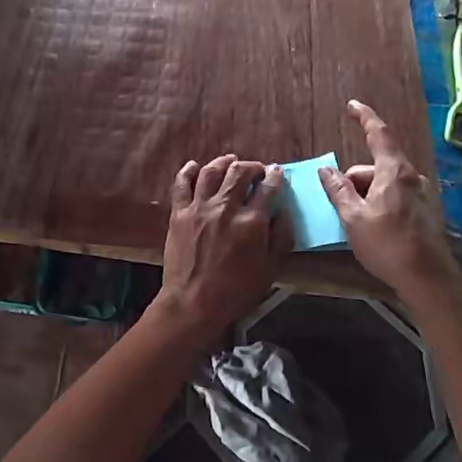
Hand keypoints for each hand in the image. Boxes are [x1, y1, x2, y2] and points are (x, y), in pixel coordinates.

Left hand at [158, 155, 290, 337]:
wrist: (193, 301)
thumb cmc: (236, 290)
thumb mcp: (271, 267)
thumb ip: (281, 236)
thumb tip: (283, 210)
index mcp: (251, 221)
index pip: (267, 188)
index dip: (275, 176)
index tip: (276, 173)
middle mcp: (225, 207)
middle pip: (239, 173)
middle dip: (251, 166)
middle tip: (256, 170)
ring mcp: (198, 208)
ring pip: (211, 172)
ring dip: (223, 163)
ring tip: (230, 161)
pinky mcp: (178, 213)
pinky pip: (182, 184)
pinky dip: (189, 171)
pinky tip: (195, 166)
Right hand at [317, 100, 461, 305]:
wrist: (426, 278)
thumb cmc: (386, 244)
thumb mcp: (352, 217)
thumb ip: (338, 189)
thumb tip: (326, 169)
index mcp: (395, 173)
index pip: (379, 135)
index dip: (365, 118)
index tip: (352, 105)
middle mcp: (412, 178)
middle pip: (373, 167)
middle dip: (352, 180)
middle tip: (338, 206)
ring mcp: (420, 195)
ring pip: (381, 184)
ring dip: (362, 196)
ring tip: (353, 223)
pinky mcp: (423, 211)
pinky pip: (391, 197)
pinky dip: (375, 204)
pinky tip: (369, 228)